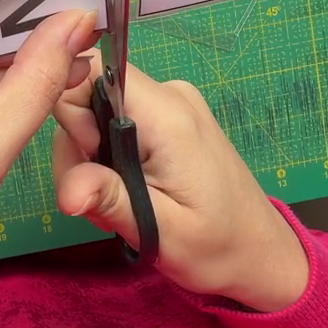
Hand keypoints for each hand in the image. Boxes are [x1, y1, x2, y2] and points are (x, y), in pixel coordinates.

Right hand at [51, 61, 308, 311]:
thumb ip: (110, 200)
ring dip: (91, 160)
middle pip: (86, 95)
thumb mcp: (160, 231)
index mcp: (166, 114)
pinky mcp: (164, 118)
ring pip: (93, 113)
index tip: (87, 157)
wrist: (261, 257)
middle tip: (104, 198)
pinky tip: (125, 192)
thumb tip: (65, 191)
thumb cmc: (218, 247)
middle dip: (80, 149)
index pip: (92, 70)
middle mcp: (166, 95)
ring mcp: (166, 104)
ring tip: (119, 203)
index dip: (70, 107)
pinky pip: (112, 122)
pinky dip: (107, 158)